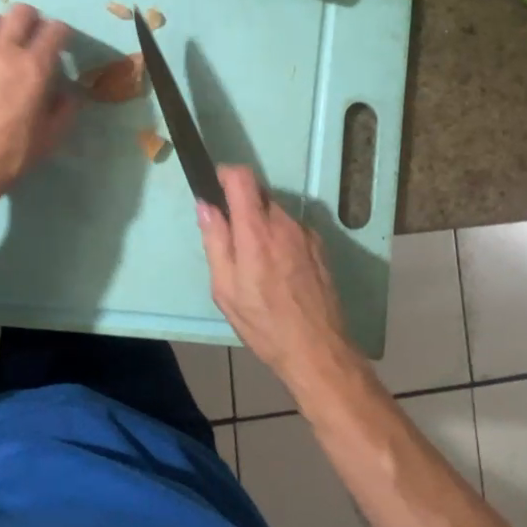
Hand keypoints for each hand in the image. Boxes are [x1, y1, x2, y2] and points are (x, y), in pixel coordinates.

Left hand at [0, 4, 76, 211]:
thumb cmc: (6, 159)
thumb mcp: (48, 140)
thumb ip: (64, 110)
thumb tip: (67, 92)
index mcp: (34, 68)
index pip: (55, 30)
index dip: (62, 33)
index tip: (60, 44)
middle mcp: (3, 50)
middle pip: (21, 11)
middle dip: (31, 21)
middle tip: (30, 39)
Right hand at [196, 165, 356, 383]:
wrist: (317, 351)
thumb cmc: (263, 323)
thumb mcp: (225, 287)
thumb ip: (215, 240)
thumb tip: (205, 206)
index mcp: (256, 231)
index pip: (242, 178)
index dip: (225, 175)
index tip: (215, 188)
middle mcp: (284, 223)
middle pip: (258, 194)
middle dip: (241, 207)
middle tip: (230, 239)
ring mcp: (306, 234)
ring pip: (276, 213)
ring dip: (261, 224)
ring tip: (255, 263)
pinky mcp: (320, 248)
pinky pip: (292, 230)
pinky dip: (279, 239)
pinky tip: (278, 271)